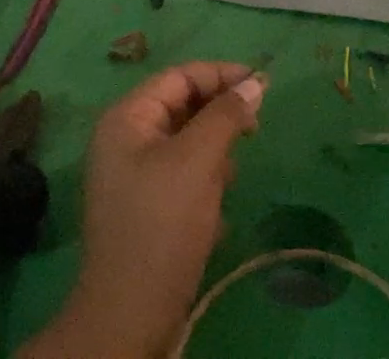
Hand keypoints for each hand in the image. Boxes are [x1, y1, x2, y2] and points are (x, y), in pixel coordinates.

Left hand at [23, 61, 265, 358]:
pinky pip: (182, 178)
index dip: (221, 75)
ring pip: (186, 144)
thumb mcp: (198, 162)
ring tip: (226, 183)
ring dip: (213, 155)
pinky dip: (204, 185)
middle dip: (218, 118)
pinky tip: (216, 213)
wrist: (130, 312)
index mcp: (126, 118)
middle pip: (181, 107)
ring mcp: (132, 175)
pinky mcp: (146, 208)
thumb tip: (254, 82)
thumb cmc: (162, 224)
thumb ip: (225, 116)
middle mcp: (124, 139)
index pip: (178, 77)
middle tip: (255, 132)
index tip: (263, 85)